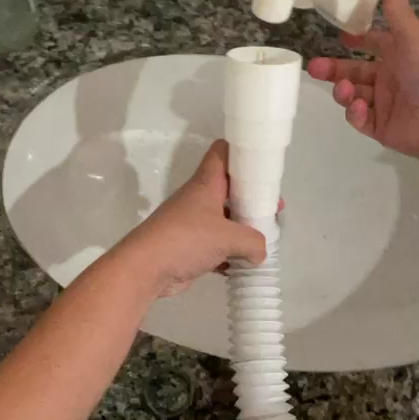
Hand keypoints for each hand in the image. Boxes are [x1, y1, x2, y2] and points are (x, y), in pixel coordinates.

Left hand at [105, 141, 267, 298]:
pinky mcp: (190, 247)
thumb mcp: (229, 237)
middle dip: (252, 198)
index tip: (263, 162)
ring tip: (263, 239)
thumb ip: (253, 241)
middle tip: (272, 209)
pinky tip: (243, 265)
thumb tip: (260, 252)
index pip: (223, 153)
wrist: (146, 268)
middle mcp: (199, 199)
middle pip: (230, 188)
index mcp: (206, 184)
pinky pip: (216, 245)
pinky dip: (229, 253)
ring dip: (242, 228)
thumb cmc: (187, 239)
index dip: (242, 151)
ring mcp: (193, 223)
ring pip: (224, 219)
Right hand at [308, 0, 418, 156]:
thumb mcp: (415, 39)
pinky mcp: (381, 127)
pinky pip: (361, 118)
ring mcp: (386, 104)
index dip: (358, 40)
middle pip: (356, 71)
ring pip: (355, 94)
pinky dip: (356, 113)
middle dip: (335, 69)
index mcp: (404, 55)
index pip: (376, 44)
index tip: (340, 36)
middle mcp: (393, 78)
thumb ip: (398, 14)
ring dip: (344, 91)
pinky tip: (359, 108)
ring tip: (344, 90)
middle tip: (314, 68)